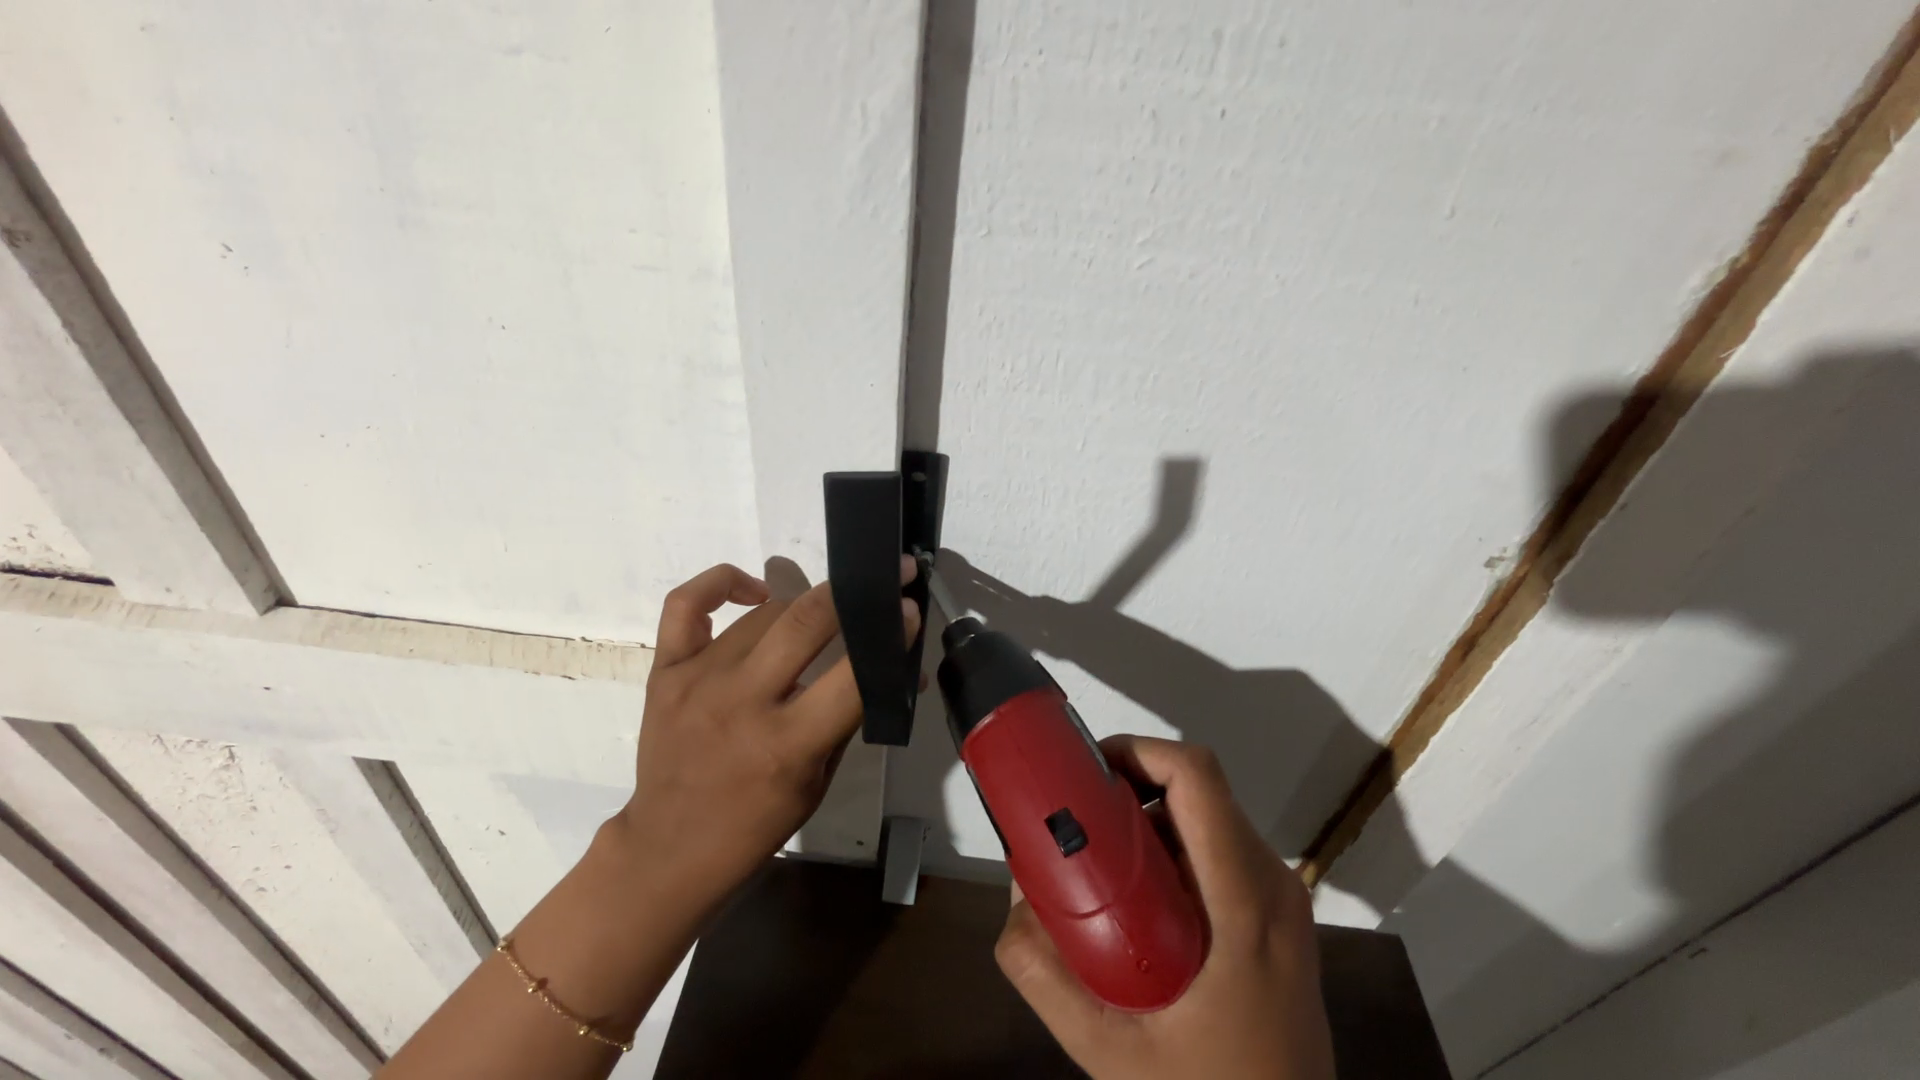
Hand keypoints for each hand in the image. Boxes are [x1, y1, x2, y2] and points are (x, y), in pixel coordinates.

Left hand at [618, 559, 918, 908]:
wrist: (673, 848)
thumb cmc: (758, 822)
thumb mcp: (820, 780)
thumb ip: (853, 716)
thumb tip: (898, 671)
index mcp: (788, 742)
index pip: (852, 672)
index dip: (888, 633)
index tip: (908, 608)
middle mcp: (742, 702)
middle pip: (806, 620)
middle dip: (852, 592)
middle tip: (880, 579)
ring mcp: (697, 680)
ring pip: (763, 613)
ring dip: (801, 609)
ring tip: (816, 622)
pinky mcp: (665, 671)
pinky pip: (686, 603)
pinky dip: (722, 583)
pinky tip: (753, 592)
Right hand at [996, 735, 1335, 1079]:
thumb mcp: (1107, 1049)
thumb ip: (1046, 975)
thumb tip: (1016, 898)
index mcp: (1245, 902)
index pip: (1197, 779)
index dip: (1138, 751)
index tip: (1085, 771)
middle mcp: (1272, 883)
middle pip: (1200, 790)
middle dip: (1132, 784)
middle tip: (1077, 814)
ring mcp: (1283, 899)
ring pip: (1211, 817)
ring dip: (1151, 817)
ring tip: (1099, 856)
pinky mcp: (1281, 917)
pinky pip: (1223, 850)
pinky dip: (1174, 848)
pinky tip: (1138, 897)